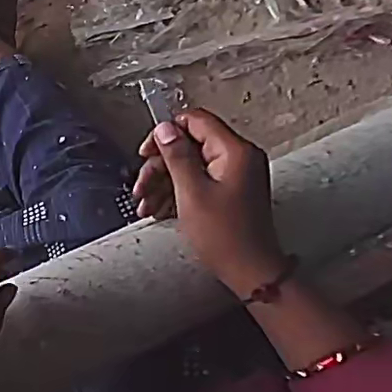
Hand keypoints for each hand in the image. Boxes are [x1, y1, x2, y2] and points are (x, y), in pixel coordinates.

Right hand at [133, 109, 289, 294]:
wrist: (249, 270)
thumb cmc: (225, 236)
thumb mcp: (191, 193)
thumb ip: (177, 156)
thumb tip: (164, 128)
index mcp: (234, 152)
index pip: (196, 121)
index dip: (166, 133)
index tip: (147, 152)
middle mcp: (238, 158)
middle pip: (190, 145)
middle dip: (161, 166)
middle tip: (142, 187)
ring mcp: (235, 175)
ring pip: (190, 165)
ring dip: (163, 183)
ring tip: (146, 205)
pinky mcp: (230, 191)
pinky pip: (198, 181)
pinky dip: (177, 193)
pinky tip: (160, 209)